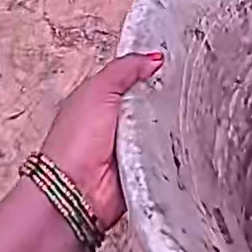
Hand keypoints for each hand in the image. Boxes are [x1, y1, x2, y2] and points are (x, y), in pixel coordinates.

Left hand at [40, 52, 163, 229]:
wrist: (75, 193)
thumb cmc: (75, 141)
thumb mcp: (99, 88)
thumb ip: (125, 68)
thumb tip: (153, 58)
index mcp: (102, 95)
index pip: (132, 74)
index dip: (149, 67)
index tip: (168, 61)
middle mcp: (116, 118)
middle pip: (150, 99)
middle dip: (163, 95)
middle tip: (175, 88)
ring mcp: (130, 143)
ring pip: (160, 124)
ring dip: (167, 122)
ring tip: (176, 114)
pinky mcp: (143, 166)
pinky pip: (164, 151)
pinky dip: (169, 146)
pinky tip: (175, 138)